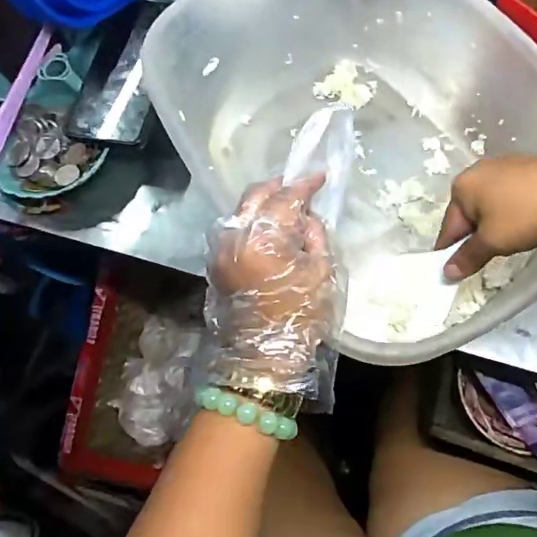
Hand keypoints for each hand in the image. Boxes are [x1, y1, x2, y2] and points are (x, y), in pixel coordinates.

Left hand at [206, 174, 335, 378]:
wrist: (261, 359)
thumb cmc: (298, 317)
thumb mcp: (321, 273)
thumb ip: (315, 236)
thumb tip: (307, 217)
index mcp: (263, 238)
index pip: (286, 198)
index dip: (305, 185)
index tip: (320, 177)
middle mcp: (235, 236)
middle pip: (255, 196)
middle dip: (278, 187)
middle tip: (300, 186)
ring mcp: (220, 249)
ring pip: (241, 210)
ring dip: (263, 203)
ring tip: (286, 206)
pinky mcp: (216, 263)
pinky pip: (234, 228)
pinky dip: (251, 220)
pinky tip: (269, 227)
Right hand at [435, 157, 536, 278]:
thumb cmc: (527, 215)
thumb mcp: (494, 242)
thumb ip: (468, 257)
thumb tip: (446, 272)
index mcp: (462, 185)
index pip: (448, 227)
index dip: (452, 252)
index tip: (459, 271)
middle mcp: (477, 169)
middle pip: (467, 213)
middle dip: (475, 236)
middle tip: (491, 255)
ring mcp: (502, 164)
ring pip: (488, 203)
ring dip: (493, 223)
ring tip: (512, 239)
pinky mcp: (524, 165)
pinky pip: (507, 193)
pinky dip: (510, 210)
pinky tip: (525, 219)